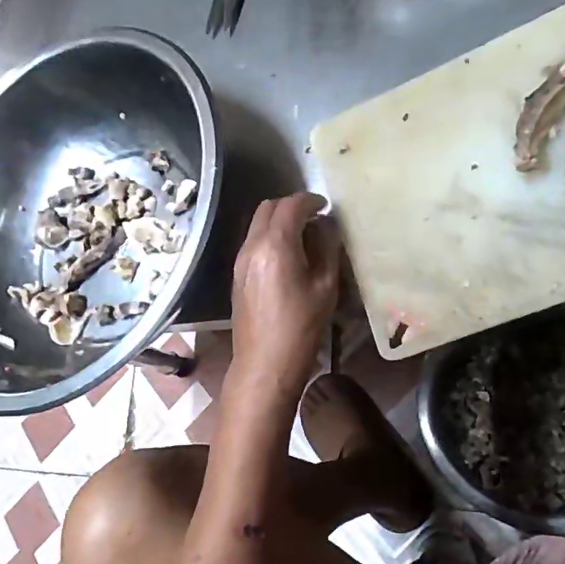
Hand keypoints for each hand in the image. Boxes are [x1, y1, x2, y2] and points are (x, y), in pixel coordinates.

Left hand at [230, 193, 341, 391]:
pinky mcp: (237, 275)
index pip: (291, 206)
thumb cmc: (301, 327)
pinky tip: (288, 257)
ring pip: (257, 224)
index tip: (326, 207)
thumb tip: (326, 227)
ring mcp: (240, 261)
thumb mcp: (326, 287)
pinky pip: (253, 243)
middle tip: (314, 219)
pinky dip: (270, 238)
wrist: (265, 363)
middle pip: (268, 208)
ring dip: (279, 222)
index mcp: (276, 245)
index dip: (310, 201)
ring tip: (303, 237)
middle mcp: (252, 246)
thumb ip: (327, 249)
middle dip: (291, 207)